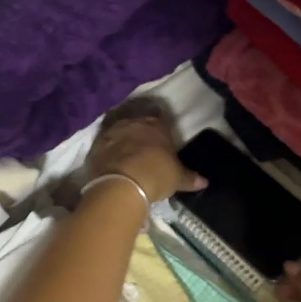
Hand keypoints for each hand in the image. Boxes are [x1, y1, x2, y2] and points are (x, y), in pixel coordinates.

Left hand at [84, 97, 205, 202]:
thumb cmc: (156, 174)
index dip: (161, 126)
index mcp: (156, 125)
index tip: (163, 137)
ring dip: (122, 139)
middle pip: (137, 121)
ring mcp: (112, 132)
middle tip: (144, 146)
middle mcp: (133, 122)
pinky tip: (111, 161)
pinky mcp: (95, 146)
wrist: (122, 184)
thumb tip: (205, 182)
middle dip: (140, 131)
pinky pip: (104, 145)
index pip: (161, 117)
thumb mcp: (177, 178)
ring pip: (119, 130)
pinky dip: (108, 151)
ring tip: (126, 154)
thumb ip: (190, 178)